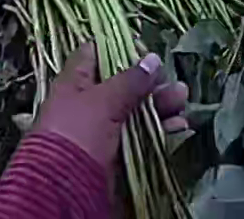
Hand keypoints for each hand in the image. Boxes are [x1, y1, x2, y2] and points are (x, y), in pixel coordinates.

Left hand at [33, 42, 188, 167]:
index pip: (97, 52)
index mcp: (76, 81)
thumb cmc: (78, 134)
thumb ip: (130, 80)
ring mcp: (101, 130)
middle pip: (124, 82)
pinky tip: (177, 126)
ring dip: (160, 105)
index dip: (121, 47)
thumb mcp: (104, 101)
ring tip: (182, 102)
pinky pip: (139, 136)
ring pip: (136, 110)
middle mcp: (88, 102)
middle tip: (173, 81)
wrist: (61, 197)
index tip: (146, 49)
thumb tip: (153, 59)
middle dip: (151, 81)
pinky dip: (158, 131)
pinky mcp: (113, 155)